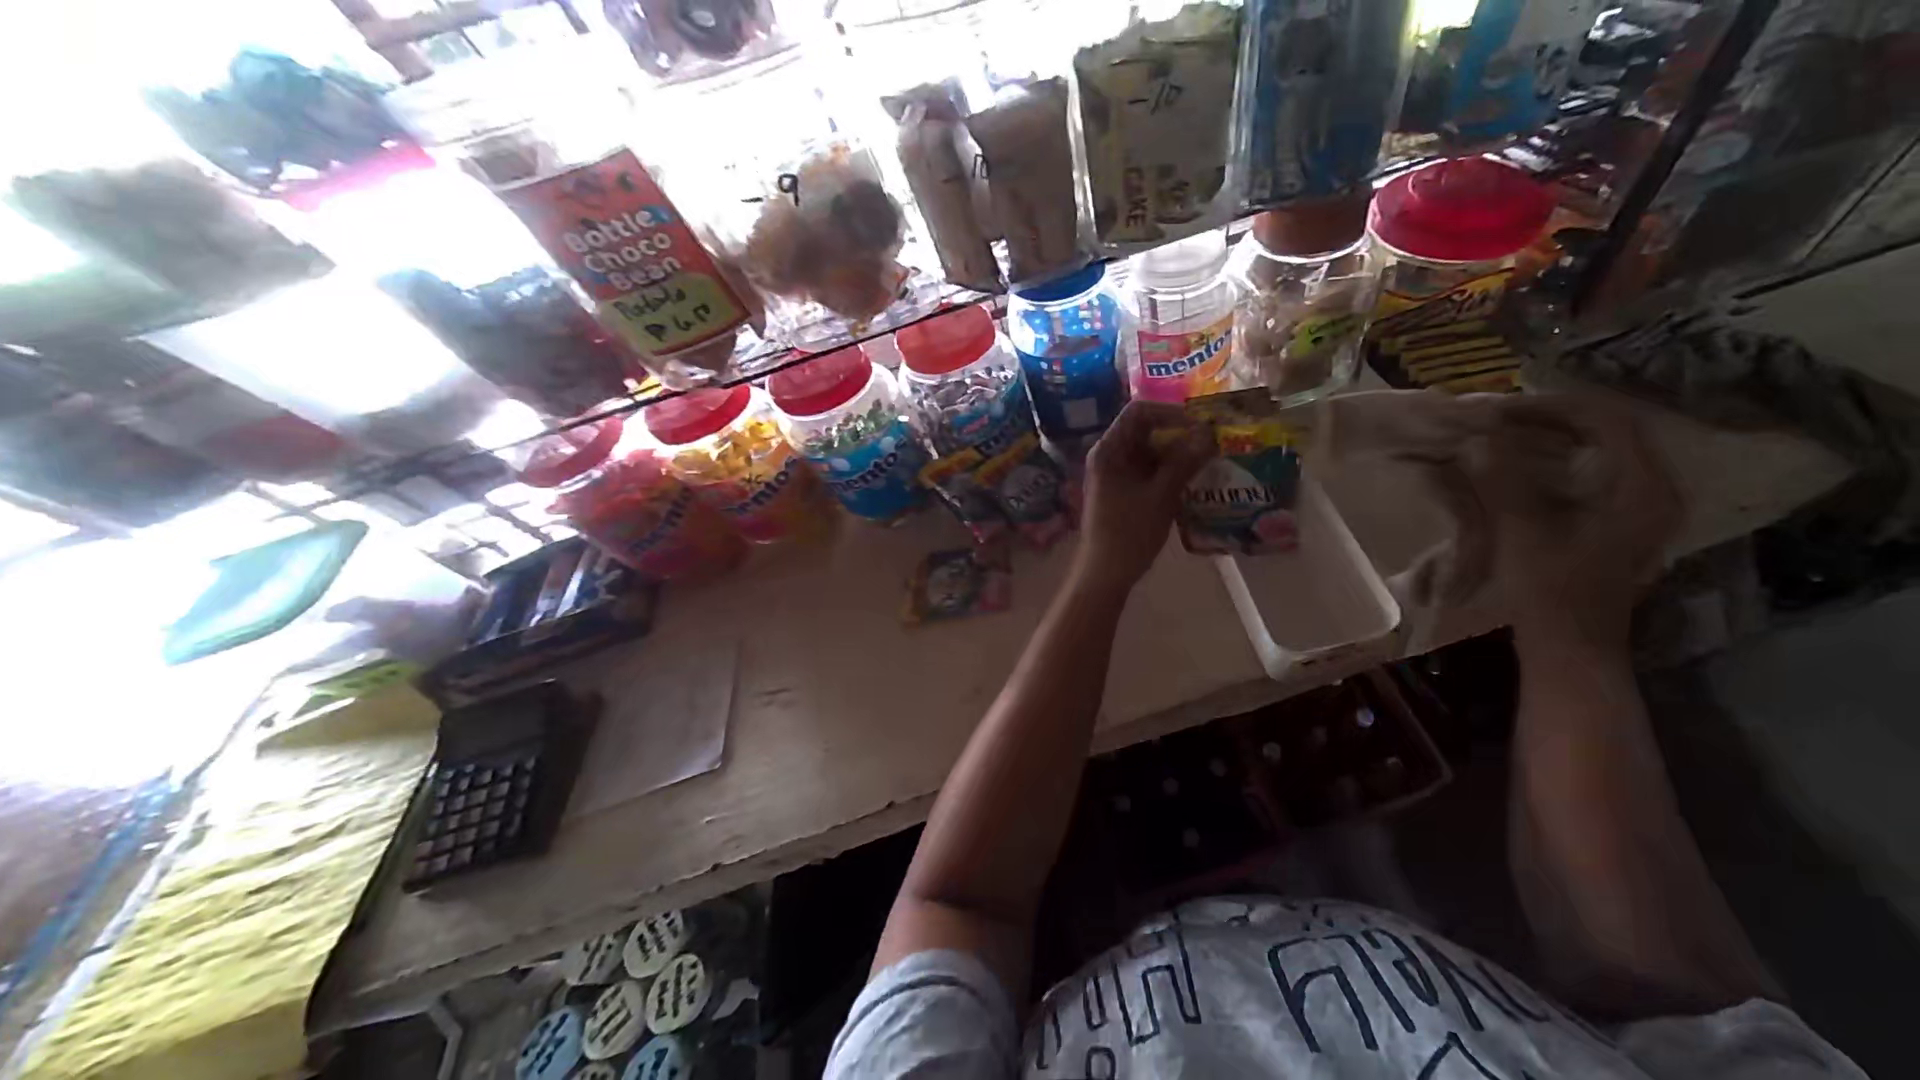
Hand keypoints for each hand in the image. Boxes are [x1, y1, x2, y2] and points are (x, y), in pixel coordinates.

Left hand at [1071, 401, 1212, 592]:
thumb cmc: (1128, 533)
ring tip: (1208, 460)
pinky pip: (1148, 470)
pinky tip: (1193, 479)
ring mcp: (1114, 474)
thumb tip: (1209, 434)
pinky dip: (1169, 470)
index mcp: (1108, 450)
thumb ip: (1184, 462)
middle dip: (1178, 432)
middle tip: (1211, 442)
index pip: (1139, 411)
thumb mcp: (1161, 495)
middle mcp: (1108, 456)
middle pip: (1145, 429)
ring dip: (1177, 453)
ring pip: (1149, 451)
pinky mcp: (1122, 491)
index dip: (1171, 412)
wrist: (1104, 573)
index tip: (1200, 425)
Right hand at [1464, 395, 1681, 647]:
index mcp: (1643, 488)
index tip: (1498, 409)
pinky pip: (1588, 475)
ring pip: (1595, 453)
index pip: (1606, 420)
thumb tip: (1478, 437)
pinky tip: (1517, 469)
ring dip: (1548, 440)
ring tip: (1499, 437)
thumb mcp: (1523, 532)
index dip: (1550, 407)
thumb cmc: (1552, 593)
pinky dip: (1551, 463)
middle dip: (1547, 420)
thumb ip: (1503, 480)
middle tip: (1494, 419)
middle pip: (1605, 432)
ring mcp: (1638, 510)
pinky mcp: (1616, 525)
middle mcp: (1653, 491)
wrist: (1571, 650)